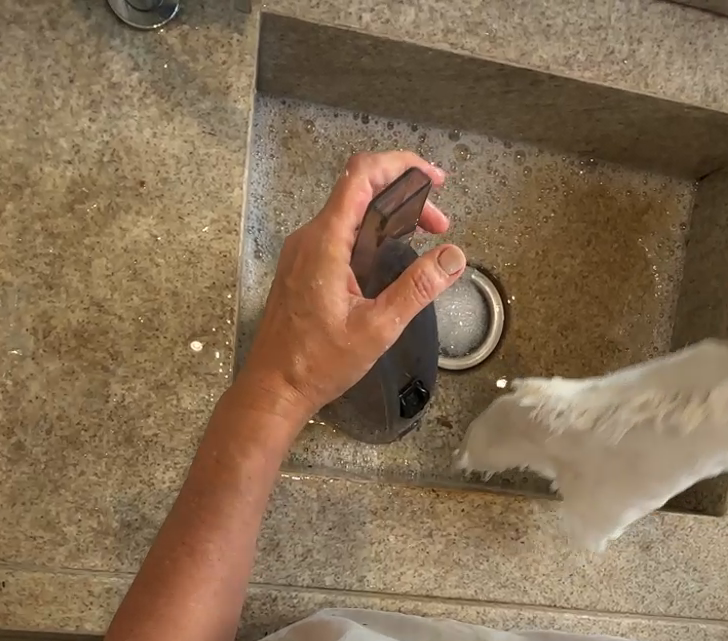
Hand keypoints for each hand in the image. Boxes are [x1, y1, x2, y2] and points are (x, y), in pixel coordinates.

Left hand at [237, 151, 467, 422]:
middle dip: (405, 196)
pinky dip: (370, 233)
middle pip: (360, 190)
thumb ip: (417, 289)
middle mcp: (309, 238)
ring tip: (424, 237)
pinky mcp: (302, 268)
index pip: (361, 175)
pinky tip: (391, 255)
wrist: (275, 388)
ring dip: (390, 217)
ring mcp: (303, 252)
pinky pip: (339, 233)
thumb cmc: (317, 364)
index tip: (434, 179)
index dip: (401, 165)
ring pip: (350, 212)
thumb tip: (453, 257)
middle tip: (439, 224)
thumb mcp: (377, 329)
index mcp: (325, 243)